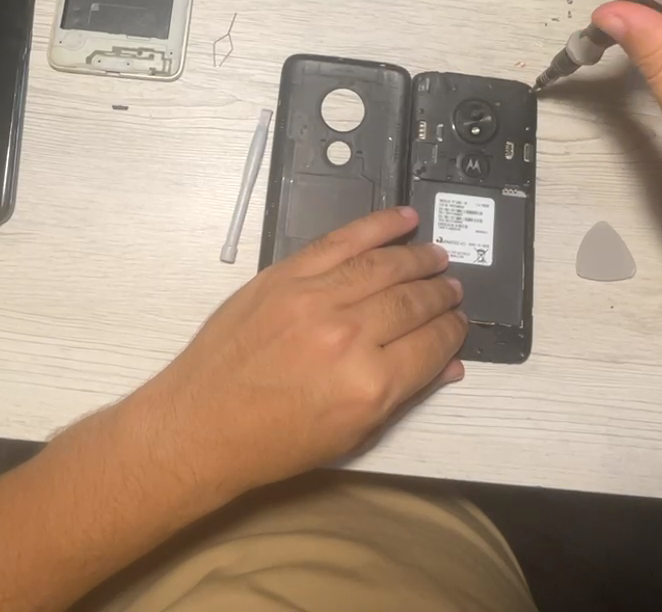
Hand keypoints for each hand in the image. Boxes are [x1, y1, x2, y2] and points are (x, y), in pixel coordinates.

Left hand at [127, 208, 466, 498]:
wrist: (202, 424)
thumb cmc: (274, 442)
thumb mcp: (350, 435)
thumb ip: (404, 393)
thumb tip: (448, 364)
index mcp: (370, 385)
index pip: (432, 345)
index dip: (453, 332)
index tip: (459, 322)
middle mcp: (348, 335)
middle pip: (412, 302)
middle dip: (440, 294)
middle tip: (452, 288)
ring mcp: (314, 298)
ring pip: (383, 265)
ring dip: (417, 258)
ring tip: (437, 255)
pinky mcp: (286, 274)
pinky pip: (342, 240)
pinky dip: (377, 226)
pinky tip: (402, 219)